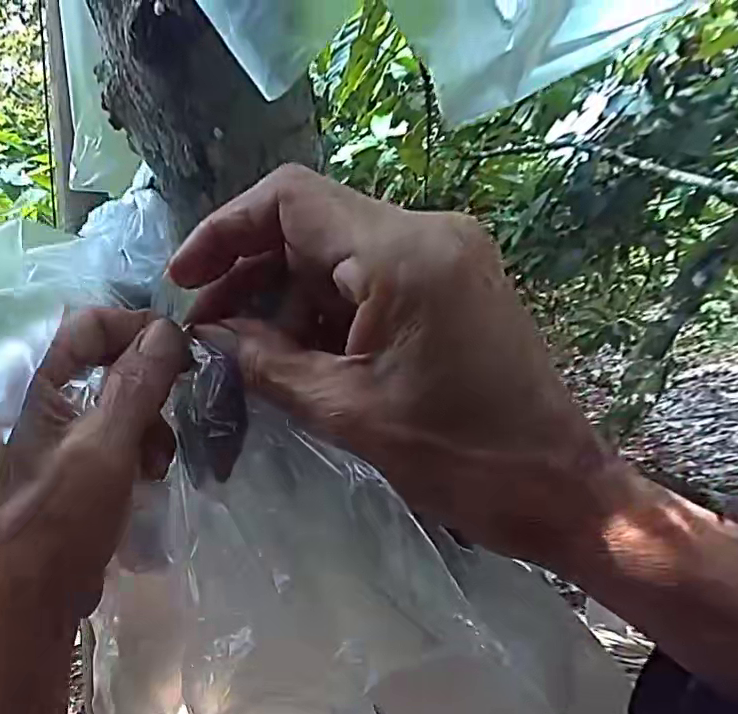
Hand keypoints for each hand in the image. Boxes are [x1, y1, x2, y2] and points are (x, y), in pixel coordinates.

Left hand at [0, 309, 187, 713]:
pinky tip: (143, 484)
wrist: (23, 608)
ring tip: (155, 469)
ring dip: (145, 430)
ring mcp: (46, 439)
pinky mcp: (62, 470)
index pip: (86, 324)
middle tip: (172, 421)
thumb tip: (166, 330)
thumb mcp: (104, 452)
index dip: (138, 330)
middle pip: (103, 366)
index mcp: (26, 385)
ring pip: (112, 407)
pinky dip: (132, 456)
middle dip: (147, 392)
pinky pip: (107, 442)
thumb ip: (136, 386)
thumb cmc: (57, 527)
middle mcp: (31, 403)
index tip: (184, 354)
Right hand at [172, 166, 737, 696]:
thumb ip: (266, 363)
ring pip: (339, 257)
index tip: (183, 281)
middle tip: (205, 328)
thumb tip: (208, 335)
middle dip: (249, 273)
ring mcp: (446, 258)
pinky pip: (372, 283)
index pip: (290, 202)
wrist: (553, 487)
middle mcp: (428, 235)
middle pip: (312, 226)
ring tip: (243, 351)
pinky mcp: (453, 288)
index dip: (224, 233)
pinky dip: (325, 314)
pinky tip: (293, 354)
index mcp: (403, 255)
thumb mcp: (345, 411)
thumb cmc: (455, 459)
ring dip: (285, 299)